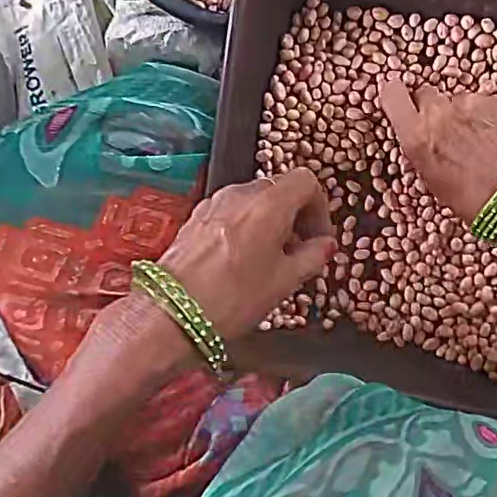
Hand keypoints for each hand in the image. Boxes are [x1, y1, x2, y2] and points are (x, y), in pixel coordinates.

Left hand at [156, 167, 335, 339]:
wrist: (170, 314)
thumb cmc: (233, 298)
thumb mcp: (284, 281)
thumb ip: (313, 256)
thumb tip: (326, 245)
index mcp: (269, 203)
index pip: (306, 182)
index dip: (320, 208)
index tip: (320, 238)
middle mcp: (240, 193)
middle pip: (280, 190)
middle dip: (296, 217)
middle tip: (299, 252)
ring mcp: (214, 203)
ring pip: (254, 202)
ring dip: (270, 223)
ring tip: (270, 261)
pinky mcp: (195, 217)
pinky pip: (231, 213)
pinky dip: (246, 227)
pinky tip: (242, 261)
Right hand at [379, 80, 496, 223]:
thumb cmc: (472, 200)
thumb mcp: (432, 179)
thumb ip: (421, 146)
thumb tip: (421, 132)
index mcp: (418, 136)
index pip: (393, 93)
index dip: (398, 96)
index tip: (403, 102)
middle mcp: (441, 113)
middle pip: (427, 94)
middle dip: (434, 109)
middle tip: (447, 133)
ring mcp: (473, 103)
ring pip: (461, 100)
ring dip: (466, 115)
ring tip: (480, 144)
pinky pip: (488, 103)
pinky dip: (491, 117)